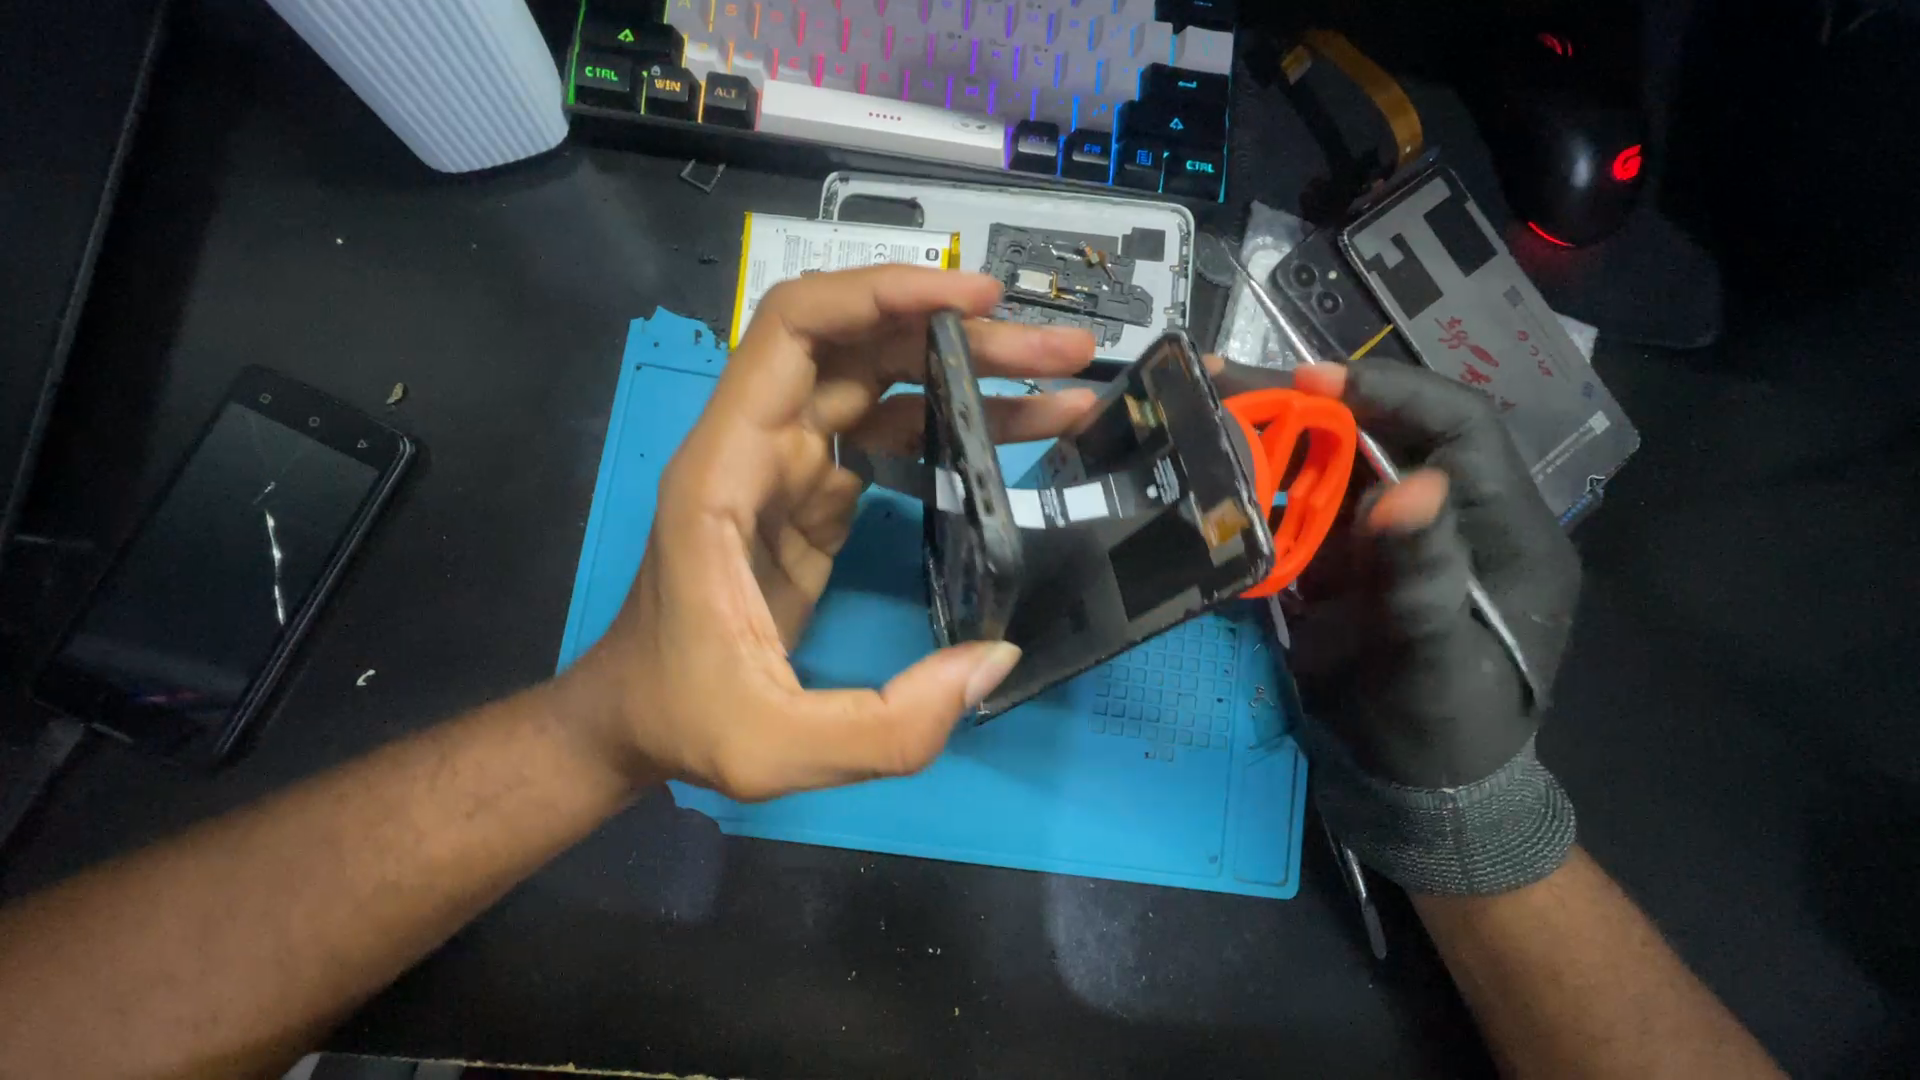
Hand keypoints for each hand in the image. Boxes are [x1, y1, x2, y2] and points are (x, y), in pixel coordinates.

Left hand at [557, 266, 1096, 800]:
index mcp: (725, 472)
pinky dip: (951, 429)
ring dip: (971, 379)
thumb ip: (890, 725)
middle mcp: (757, 449)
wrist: (635, 721)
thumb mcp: (777, 747)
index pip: (797, 334)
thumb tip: (995, 659)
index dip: (883, 295)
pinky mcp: (816, 498)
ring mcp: (788, 469)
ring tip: (1061, 393)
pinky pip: (889, 439)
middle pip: (862, 351)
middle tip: (1063, 354)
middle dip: (963, 339)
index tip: (976, 303)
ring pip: (884, 389)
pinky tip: (1009, 443)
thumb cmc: (685, 719)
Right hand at [1213, 355, 1581, 893]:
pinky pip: (1292, 523)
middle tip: (1227, 383)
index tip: (1311, 381)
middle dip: (1303, 409)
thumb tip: (1409, 484)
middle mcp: (1433, 517)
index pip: (1454, 426)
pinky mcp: (1334, 571)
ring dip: (1268, 448)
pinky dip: (1252, 503)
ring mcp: (1377, 544)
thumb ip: (1427, 574)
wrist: (1412, 790)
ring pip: (1324, 476)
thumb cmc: (1452, 726)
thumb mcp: (1445, 657)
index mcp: (1496, 525)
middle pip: (1373, 439)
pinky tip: (1209, 486)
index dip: (1388, 392)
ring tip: (1204, 420)